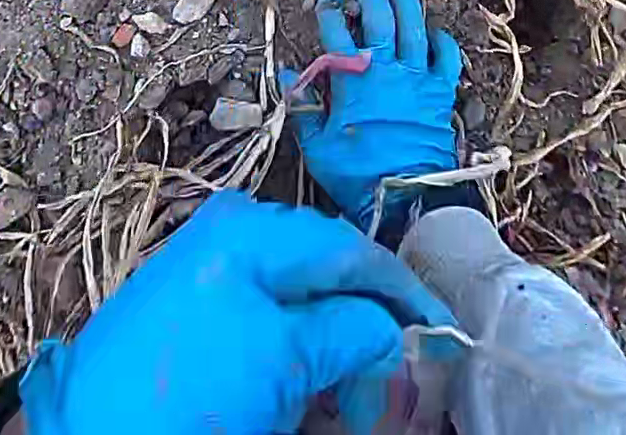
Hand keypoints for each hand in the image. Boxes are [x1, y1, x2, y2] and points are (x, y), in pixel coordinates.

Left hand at [16, 191, 453, 434]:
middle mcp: (236, 226)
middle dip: (366, 316)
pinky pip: (268, 303)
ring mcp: (214, 256)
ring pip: (301, 289)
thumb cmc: (186, 399)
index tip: (440, 325)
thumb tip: (395, 332)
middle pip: (327, 266)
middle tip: (396, 363)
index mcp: (253, 227)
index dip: (400, 289)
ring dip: (334, 333)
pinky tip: (307, 378)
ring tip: (352, 384)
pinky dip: (298, 339)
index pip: (348, 249)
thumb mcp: (283, 364)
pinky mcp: (199, 289)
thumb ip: (351, 333)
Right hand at [280, 0, 462, 228]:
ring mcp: (417, 77)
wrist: (406, 197)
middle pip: (379, 17)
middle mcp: (386, 68)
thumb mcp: (316, 146)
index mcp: (352, 78)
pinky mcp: (441, 91)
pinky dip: (442, 41)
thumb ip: (302, 107)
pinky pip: (447, 57)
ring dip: (406, 4)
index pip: (337, 27)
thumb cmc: (356, 174)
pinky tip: (434, 32)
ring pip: (413, 27)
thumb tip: (287, 73)